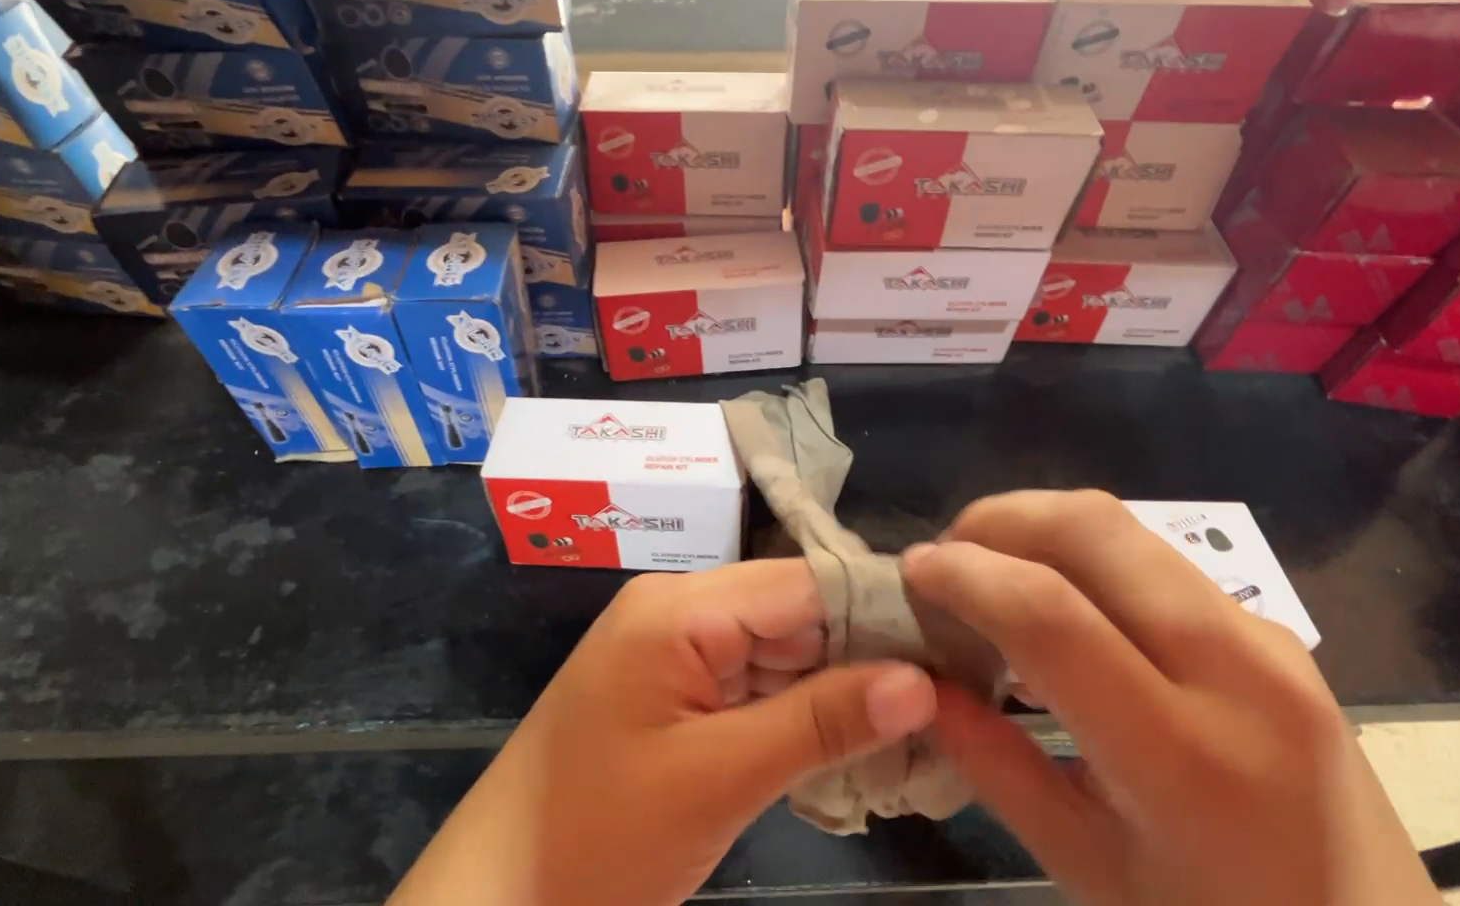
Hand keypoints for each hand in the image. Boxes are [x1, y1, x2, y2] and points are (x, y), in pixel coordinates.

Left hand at [389, 558, 936, 905]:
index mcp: (681, 608)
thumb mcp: (719, 779)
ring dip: (838, 684)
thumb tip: (921, 679)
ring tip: (926, 716)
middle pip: (795, 612)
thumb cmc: (600, 835)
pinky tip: (854, 737)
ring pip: (779, 648)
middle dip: (868, 652)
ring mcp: (673, 647)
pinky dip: (798, 708)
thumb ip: (820, 722)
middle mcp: (678, 608)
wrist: (499, 892)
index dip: (884, 611)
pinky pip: (751, 680)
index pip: (806, 585)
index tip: (960, 643)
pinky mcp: (672, 687)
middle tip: (955, 690)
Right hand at [902, 490, 1441, 905]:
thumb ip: (991, 764)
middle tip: (947, 558)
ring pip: (1127, 530)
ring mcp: (1266, 639)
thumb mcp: (1085, 866)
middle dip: (998, 520)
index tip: (910, 573)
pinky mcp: (1275, 631)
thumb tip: (917, 683)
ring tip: (991, 573)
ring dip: (1040, 529)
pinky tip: (1059, 602)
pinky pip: (1157, 560)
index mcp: (1183, 754)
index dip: (965, 576)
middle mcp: (1235, 669)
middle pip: (1094, 530)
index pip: (1050, 615)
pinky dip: (1086, 556)